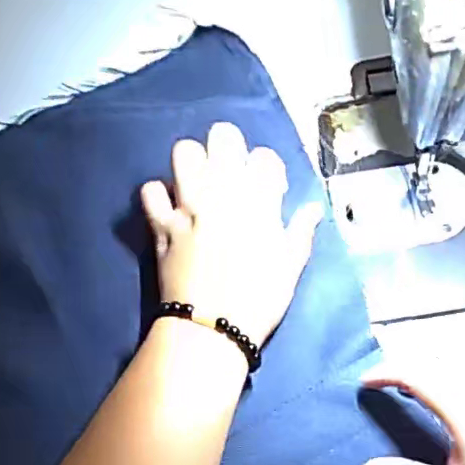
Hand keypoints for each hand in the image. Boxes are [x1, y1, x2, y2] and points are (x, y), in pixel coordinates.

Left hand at [140, 121, 323, 345]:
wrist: (214, 327)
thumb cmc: (260, 301)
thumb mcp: (291, 268)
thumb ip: (300, 232)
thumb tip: (312, 210)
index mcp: (259, 201)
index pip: (265, 158)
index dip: (269, 170)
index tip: (271, 191)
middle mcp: (222, 192)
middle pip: (223, 137)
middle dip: (230, 150)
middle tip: (233, 176)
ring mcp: (188, 206)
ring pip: (184, 152)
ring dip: (194, 164)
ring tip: (200, 185)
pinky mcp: (161, 224)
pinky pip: (152, 191)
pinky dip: (159, 196)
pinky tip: (171, 209)